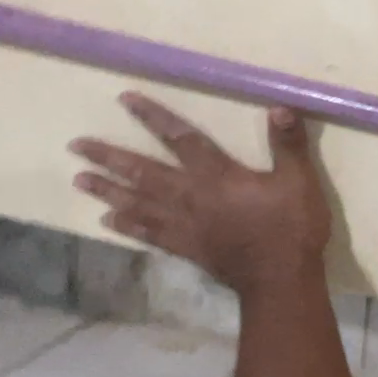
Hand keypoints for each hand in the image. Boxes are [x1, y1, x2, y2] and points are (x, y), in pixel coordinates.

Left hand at [70, 92, 331, 296]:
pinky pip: (148, 234)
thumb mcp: (301, 181)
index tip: (126, 100)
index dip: (156, 118)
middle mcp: (192, 196)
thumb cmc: (292, 226)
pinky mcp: (186, 247)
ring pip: (138, 203)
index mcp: (218, 176)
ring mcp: (184, 224)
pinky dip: (127, 226)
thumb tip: (280, 108)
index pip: (183, 140)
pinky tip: (108, 221)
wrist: (280, 276)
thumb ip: (289, 145)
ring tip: (80, 179)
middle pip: (145, 173)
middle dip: (111, 157)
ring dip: (108, 191)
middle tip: (76, 146)